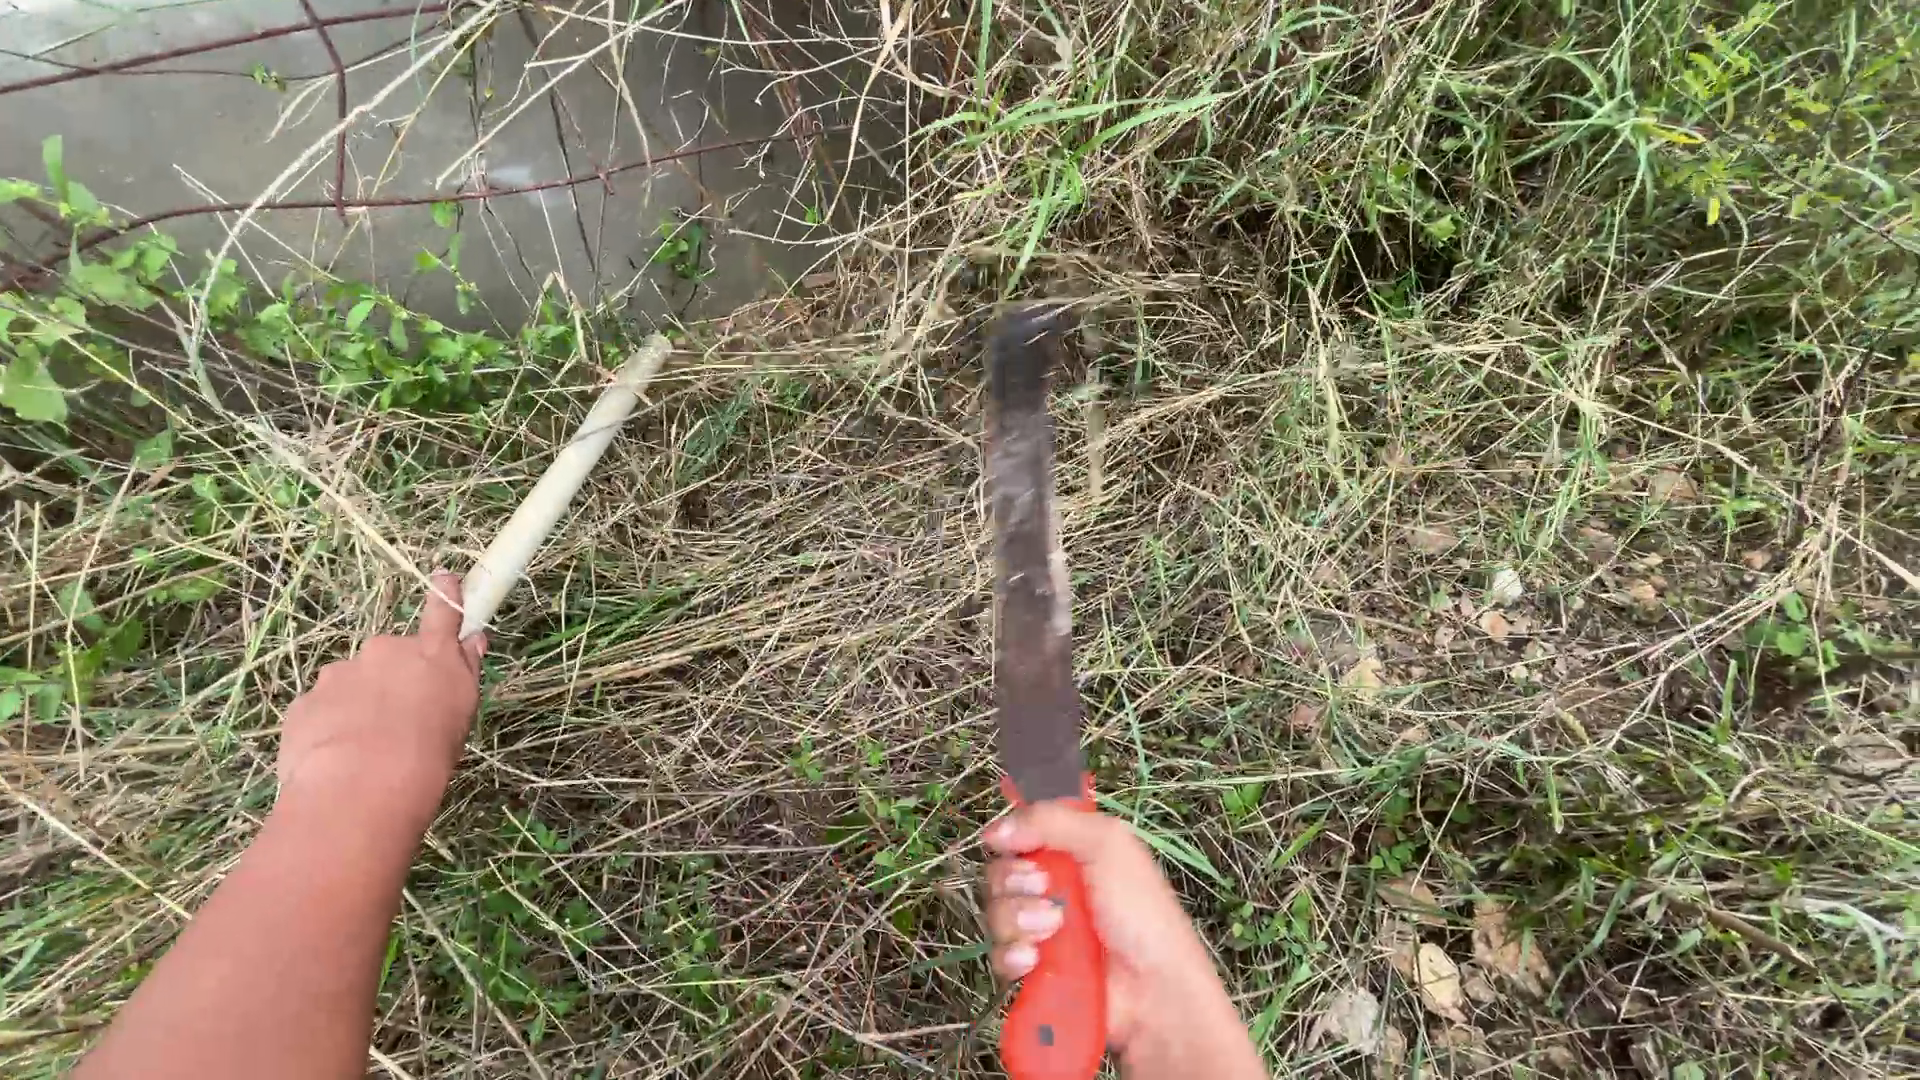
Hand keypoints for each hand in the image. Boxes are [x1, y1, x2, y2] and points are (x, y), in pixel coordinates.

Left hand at [277, 572, 484, 822]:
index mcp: (431, 652)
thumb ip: (465, 670)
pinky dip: (332, 724)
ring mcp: (339, 675)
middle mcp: (384, 651)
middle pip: (391, 656)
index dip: (446, 594)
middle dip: (394, 676)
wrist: (362, 782)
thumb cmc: (430, 747)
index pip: (443, 613)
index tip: (445, 577)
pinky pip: (322, 708)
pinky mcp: (303, 703)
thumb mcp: (463, 709)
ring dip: (361, 703)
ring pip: (354, 683)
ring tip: (368, 745)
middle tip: (403, 715)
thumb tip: (472, 642)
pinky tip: (341, 754)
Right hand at [984, 804, 1265, 1079]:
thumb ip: (1052, 821)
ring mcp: (1041, 927)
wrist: (1153, 992)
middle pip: (1002, 870)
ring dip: (1018, 918)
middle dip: (1015, 879)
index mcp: (1072, 847)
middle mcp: (1053, 883)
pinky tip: (1033, 960)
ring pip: (997, 911)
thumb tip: (998, 828)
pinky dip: (1012, 955)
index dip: (1010, 834)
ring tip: (1051, 929)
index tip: (1009, 842)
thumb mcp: (1107, 844)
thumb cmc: (1141, 911)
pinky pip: (1000, 954)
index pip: (1022, 830)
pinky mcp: (1034, 967)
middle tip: (1043, 889)